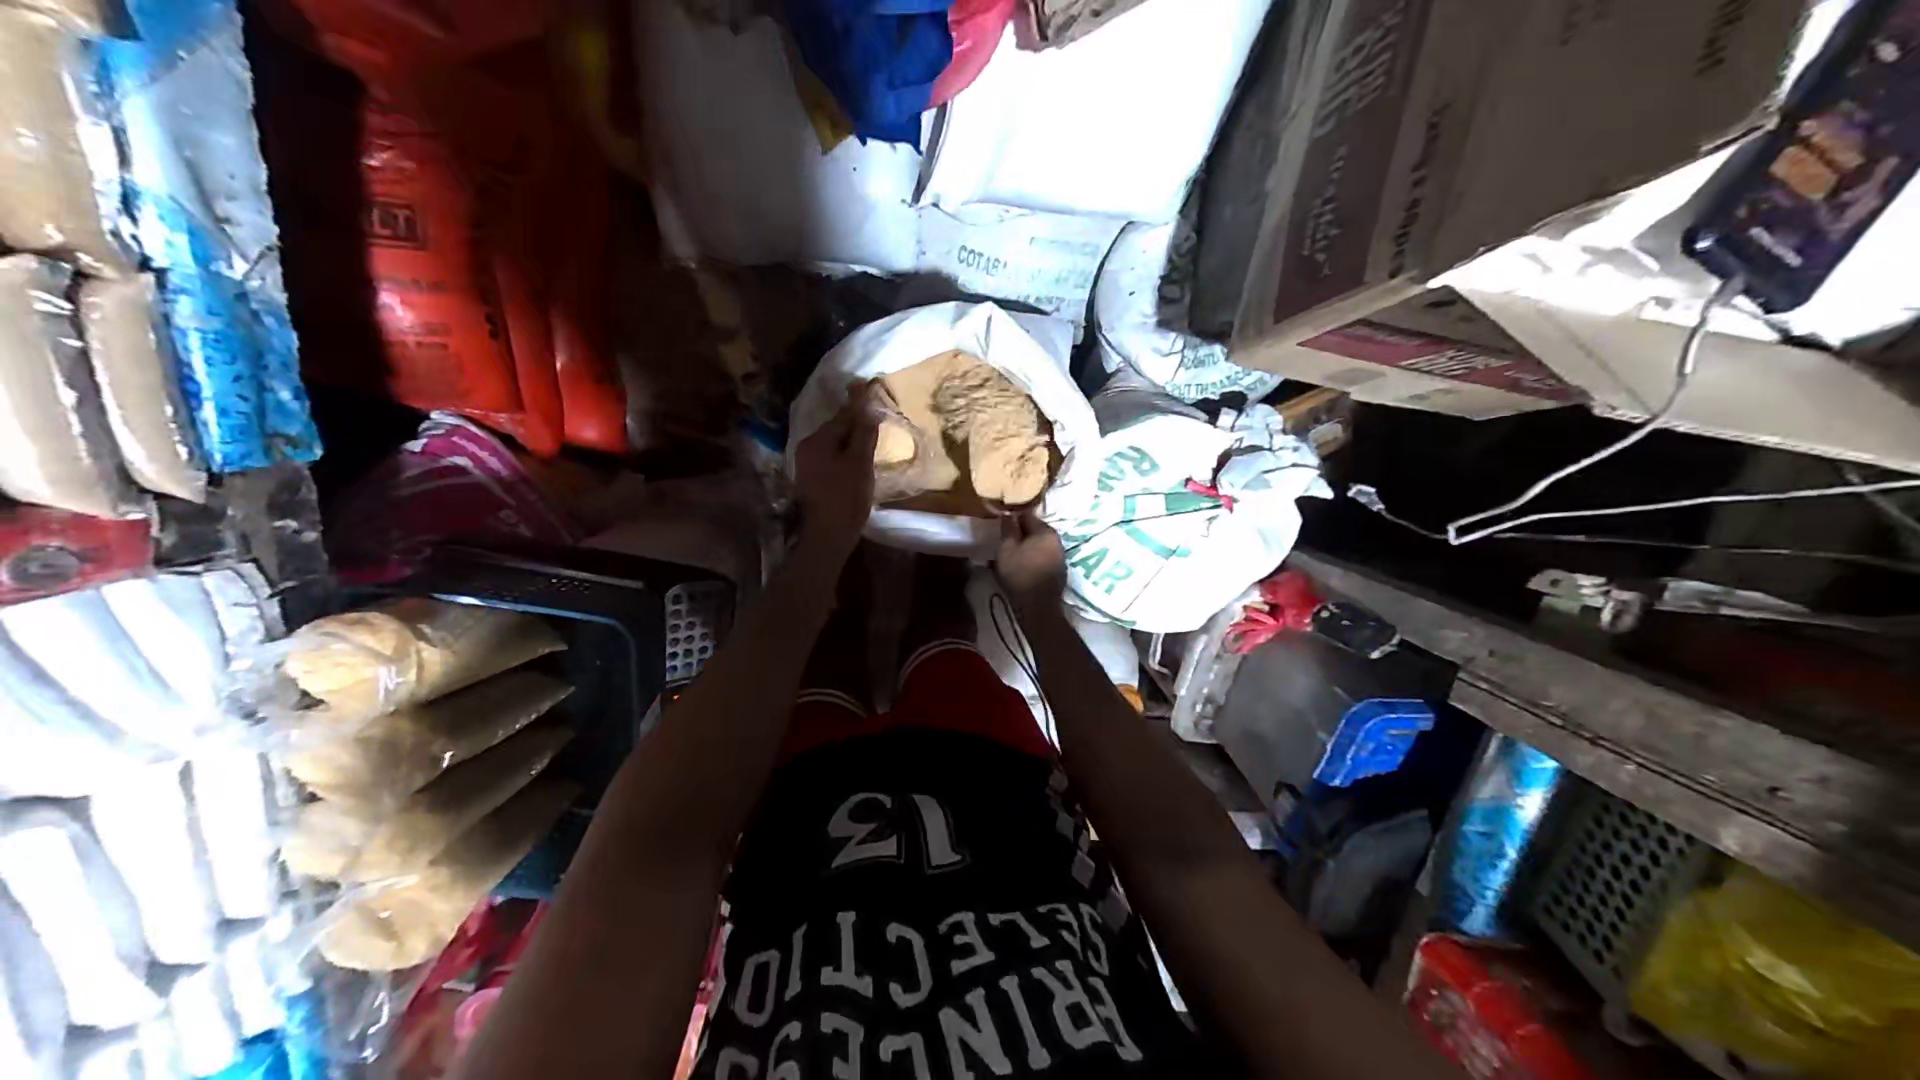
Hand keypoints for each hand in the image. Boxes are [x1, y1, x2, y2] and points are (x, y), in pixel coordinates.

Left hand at [794, 387, 879, 558]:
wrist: (826, 537)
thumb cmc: (845, 498)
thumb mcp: (860, 463)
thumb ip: (864, 434)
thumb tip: (869, 407)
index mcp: (817, 440)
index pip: (843, 415)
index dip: (860, 404)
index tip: (872, 387)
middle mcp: (807, 447)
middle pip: (836, 429)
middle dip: (856, 423)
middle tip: (877, 416)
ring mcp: (807, 465)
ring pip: (834, 444)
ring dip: (851, 440)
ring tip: (872, 438)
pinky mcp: (811, 480)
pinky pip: (831, 458)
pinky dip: (845, 455)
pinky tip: (858, 461)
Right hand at [994, 512, 1066, 614]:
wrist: (1038, 606)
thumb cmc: (1020, 574)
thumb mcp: (1006, 550)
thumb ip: (1008, 530)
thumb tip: (1008, 515)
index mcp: (1045, 531)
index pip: (1027, 515)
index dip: (1012, 518)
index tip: (1002, 524)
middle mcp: (1057, 539)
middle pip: (1035, 529)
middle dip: (1021, 533)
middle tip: (1005, 540)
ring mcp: (1060, 554)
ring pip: (1039, 543)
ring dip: (1027, 546)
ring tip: (1012, 554)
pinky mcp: (1059, 568)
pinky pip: (1043, 555)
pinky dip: (1033, 556)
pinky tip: (1023, 565)